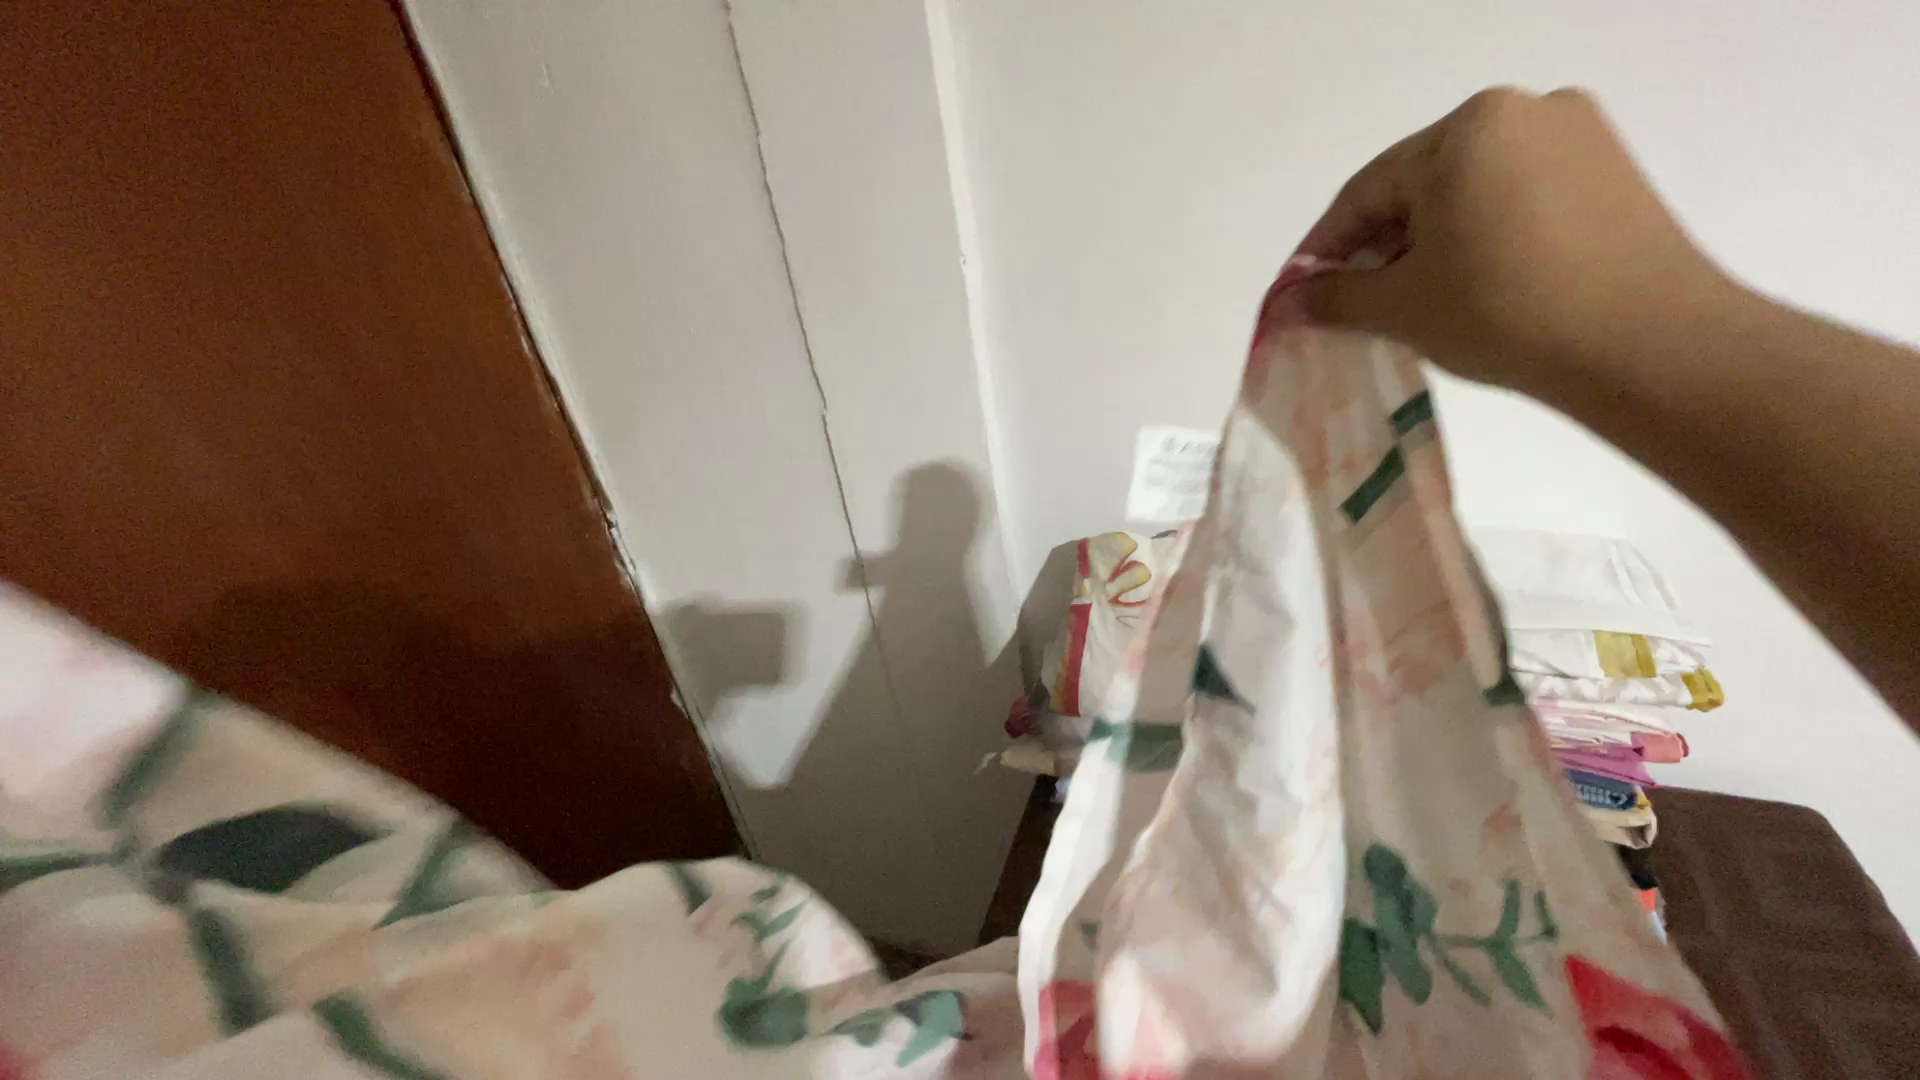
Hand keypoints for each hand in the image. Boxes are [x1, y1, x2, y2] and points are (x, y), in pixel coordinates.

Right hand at [1298, 87, 1739, 402]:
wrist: (1642, 343)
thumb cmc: (1501, 309)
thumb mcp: (1398, 306)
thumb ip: (1331, 298)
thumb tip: (1284, 305)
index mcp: (1466, 127)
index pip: (1365, 192)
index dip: (1322, 249)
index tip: (1299, 294)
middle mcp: (1524, 112)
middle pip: (1418, 187)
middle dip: (1377, 248)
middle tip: (1351, 304)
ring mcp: (1577, 137)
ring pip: (1467, 194)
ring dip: (1424, 246)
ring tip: (1407, 303)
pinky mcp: (1609, 173)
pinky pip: (1514, 200)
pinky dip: (1476, 240)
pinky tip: (1464, 287)